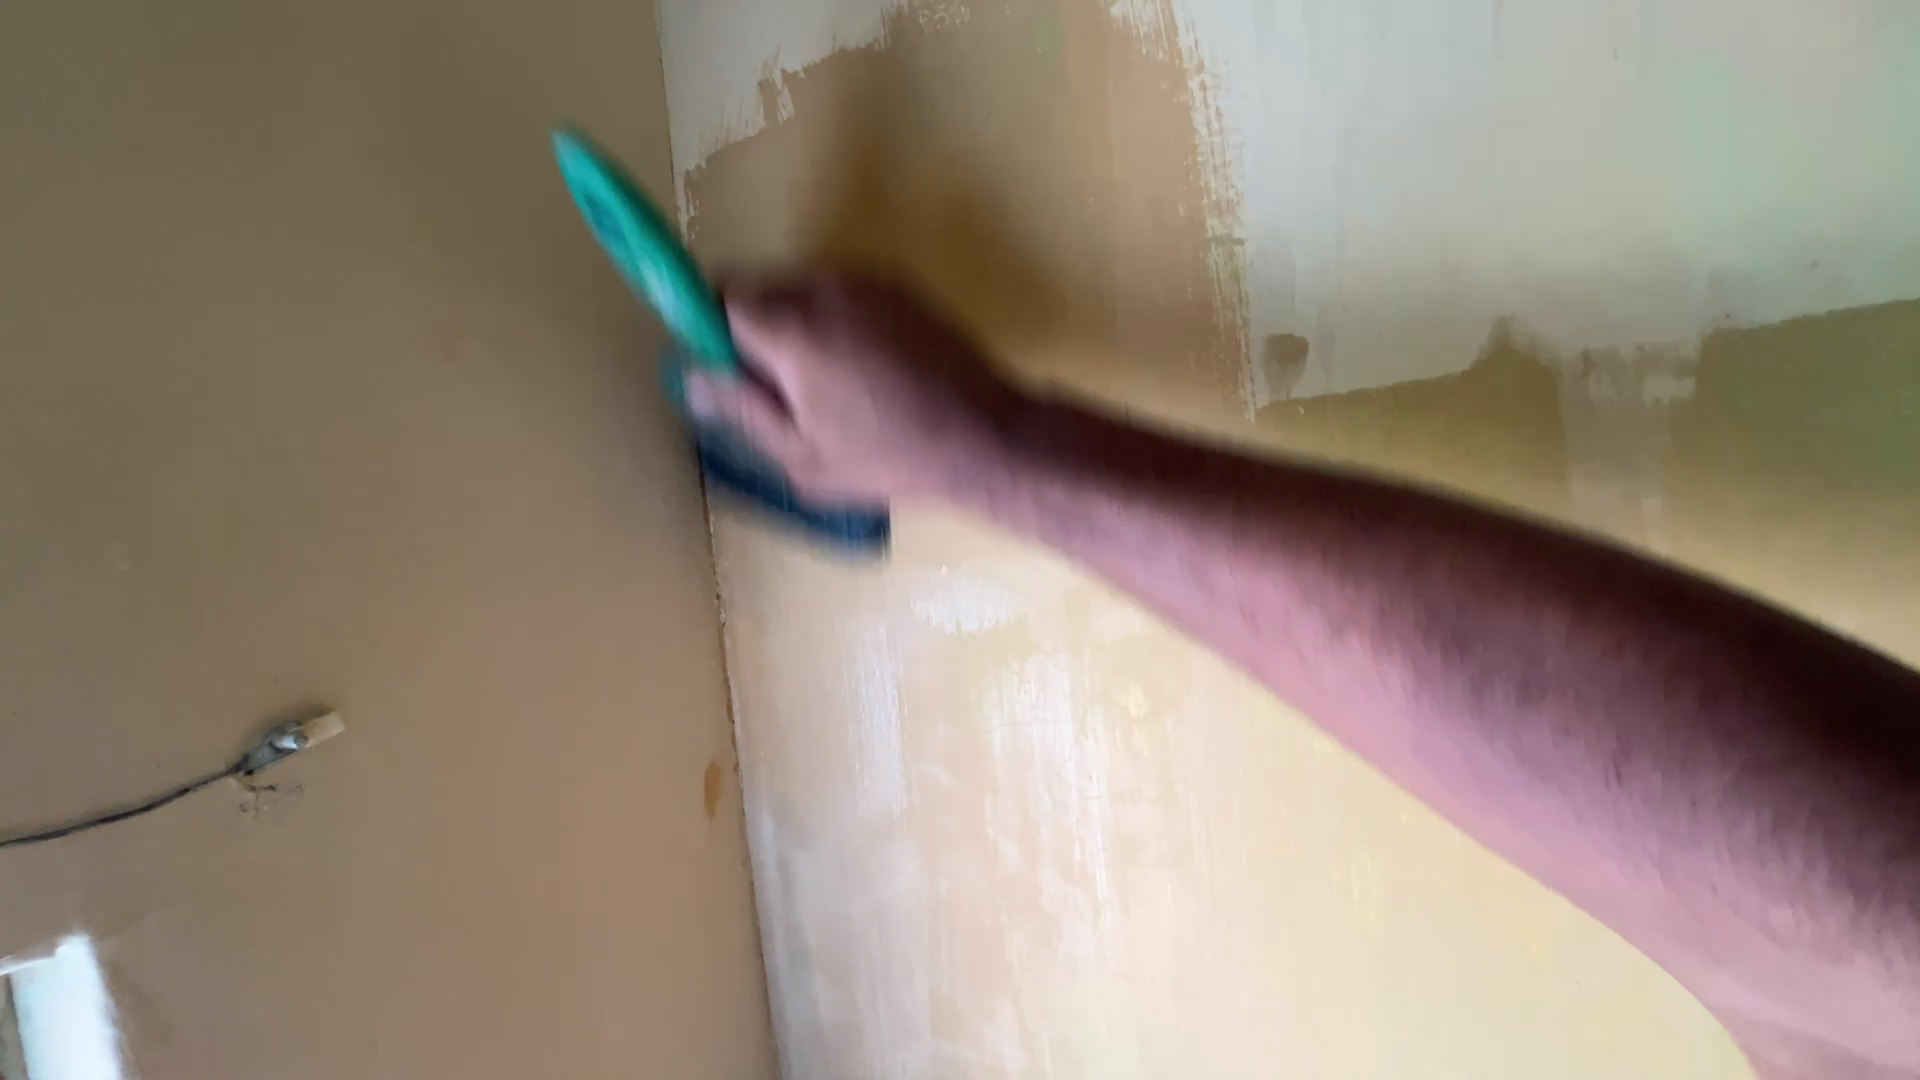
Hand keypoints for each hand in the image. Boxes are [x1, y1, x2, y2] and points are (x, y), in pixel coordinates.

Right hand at [684, 271, 1027, 503]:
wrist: (985, 437)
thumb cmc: (888, 457)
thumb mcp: (804, 456)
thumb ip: (744, 411)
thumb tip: (692, 378)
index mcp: (793, 325)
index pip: (721, 294)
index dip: (716, 332)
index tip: (738, 375)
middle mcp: (827, 285)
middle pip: (764, 290)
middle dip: (760, 334)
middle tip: (790, 395)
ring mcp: (871, 282)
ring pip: (807, 293)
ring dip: (803, 331)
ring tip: (838, 391)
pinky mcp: (904, 290)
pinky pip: (848, 298)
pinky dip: (842, 326)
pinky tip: (872, 376)